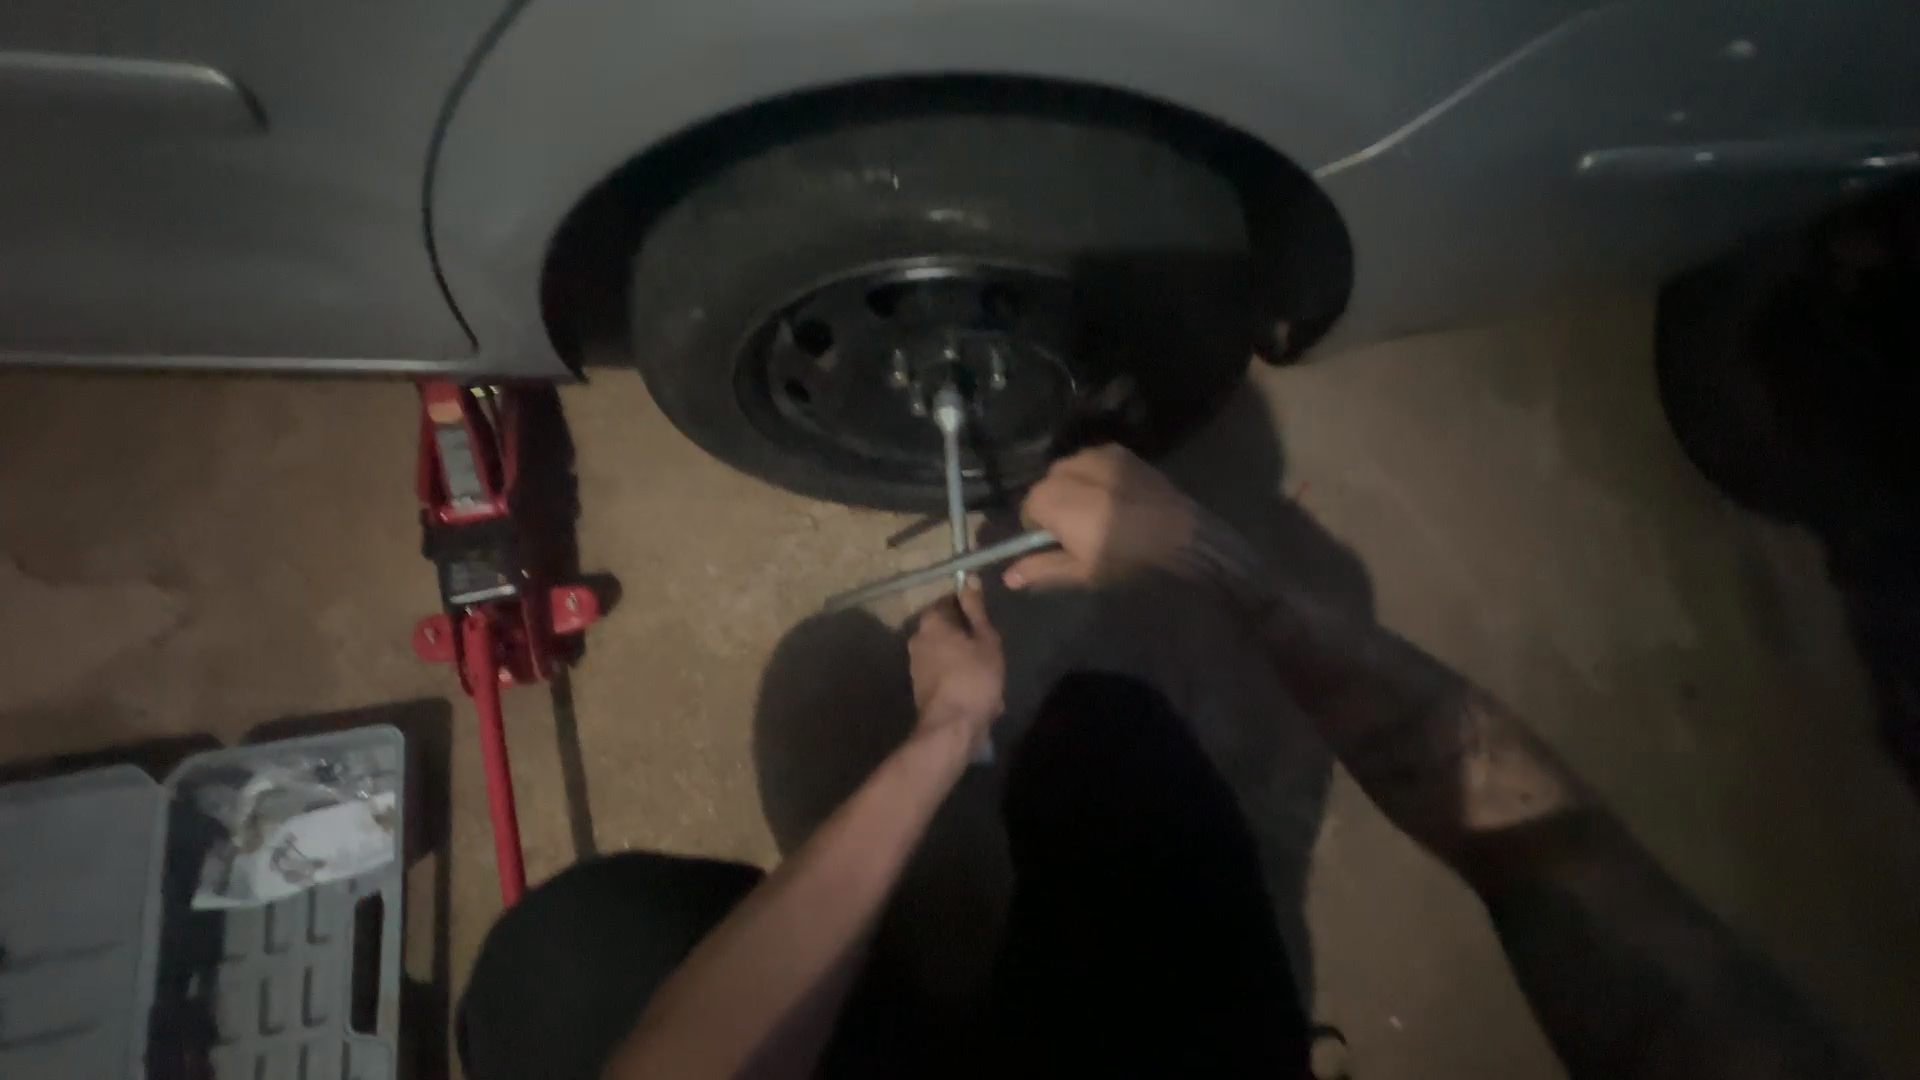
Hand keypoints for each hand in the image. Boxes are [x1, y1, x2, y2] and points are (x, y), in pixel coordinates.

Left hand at [908, 580, 1004, 745]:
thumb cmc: (975, 677)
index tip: (987, 626)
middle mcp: (917, 637)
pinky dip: (957, 677)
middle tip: (990, 653)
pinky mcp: (919, 685)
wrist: (952, 726)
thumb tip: (968, 577)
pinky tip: (975, 692)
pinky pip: (943, 672)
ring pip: (946, 651)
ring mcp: (915, 663)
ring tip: (986, 676)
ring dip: (964, 659)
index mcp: (931, 621)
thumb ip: (975, 608)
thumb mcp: (985, 638)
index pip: (950, 601)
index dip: (970, 610)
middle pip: (947, 628)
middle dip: (967, 637)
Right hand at [1003, 445, 1198, 588]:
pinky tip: (1114, 496)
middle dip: (1056, 504)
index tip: (1059, 544)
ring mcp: (1096, 455)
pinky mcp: (1120, 452)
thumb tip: (1007, 577)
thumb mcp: (1080, 571)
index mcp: (1053, 498)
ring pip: (1069, 470)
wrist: (1183, 537)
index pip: (1029, 507)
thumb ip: (1040, 568)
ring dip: (1074, 487)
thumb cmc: (1126, 558)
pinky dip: (1095, 475)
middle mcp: (1069, 468)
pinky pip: (1093, 461)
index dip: (1039, 528)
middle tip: (1080, 531)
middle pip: (1048, 485)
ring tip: (1098, 511)